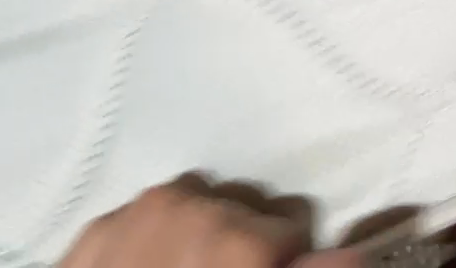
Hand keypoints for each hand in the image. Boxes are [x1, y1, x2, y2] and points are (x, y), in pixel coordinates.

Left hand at [60, 175, 361, 267]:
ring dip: (200, 231)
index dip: (284, 257)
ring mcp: (140, 211)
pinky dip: (151, 237)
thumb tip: (359, 250)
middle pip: (248, 204)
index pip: (295, 219)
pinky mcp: (96, 227)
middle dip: (244, 240)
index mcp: (241, 238)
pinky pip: (145, 213)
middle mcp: (198, 206)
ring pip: (199, 200)